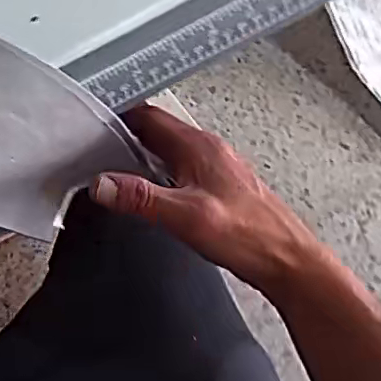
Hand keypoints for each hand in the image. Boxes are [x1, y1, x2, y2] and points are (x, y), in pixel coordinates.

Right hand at [91, 106, 329, 293]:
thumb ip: (141, 198)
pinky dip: (155, 169)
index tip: (91, 121)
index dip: (116, 115)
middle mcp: (207, 150)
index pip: (147, 115)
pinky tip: (147, 188)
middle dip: (122, 133)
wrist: (290, 264)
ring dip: (138, 152)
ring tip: (111, 164)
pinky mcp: (216, 185)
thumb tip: (103, 184)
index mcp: (198, 147)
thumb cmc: (251, 238)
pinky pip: (177, 165)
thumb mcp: (186, 217)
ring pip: (166, 147)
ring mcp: (213, 166)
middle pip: (154, 129)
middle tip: (91, 144)